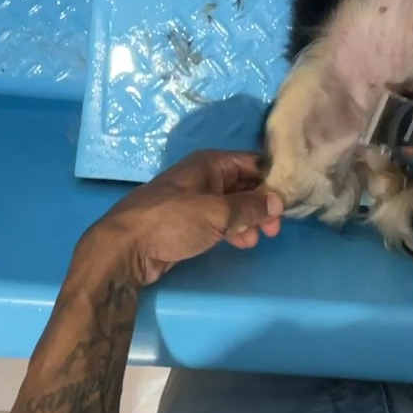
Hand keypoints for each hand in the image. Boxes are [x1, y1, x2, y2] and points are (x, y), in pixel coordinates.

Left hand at [82, 150, 283, 285]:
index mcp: (210, 163)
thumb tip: (278, 201)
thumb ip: (250, 207)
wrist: (125, 248)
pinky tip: (240, 243)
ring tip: (255, 239)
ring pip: (232, 205)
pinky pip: (218, 220)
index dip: (272, 180)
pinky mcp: (187, 222)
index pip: (252, 163)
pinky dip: (232, 229)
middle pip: (244, 184)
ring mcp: (194, 199)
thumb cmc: (172, 221)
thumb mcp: (218, 213)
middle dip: (261, 204)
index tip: (287, 201)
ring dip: (247, 220)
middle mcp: (203, 176)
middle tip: (273, 228)